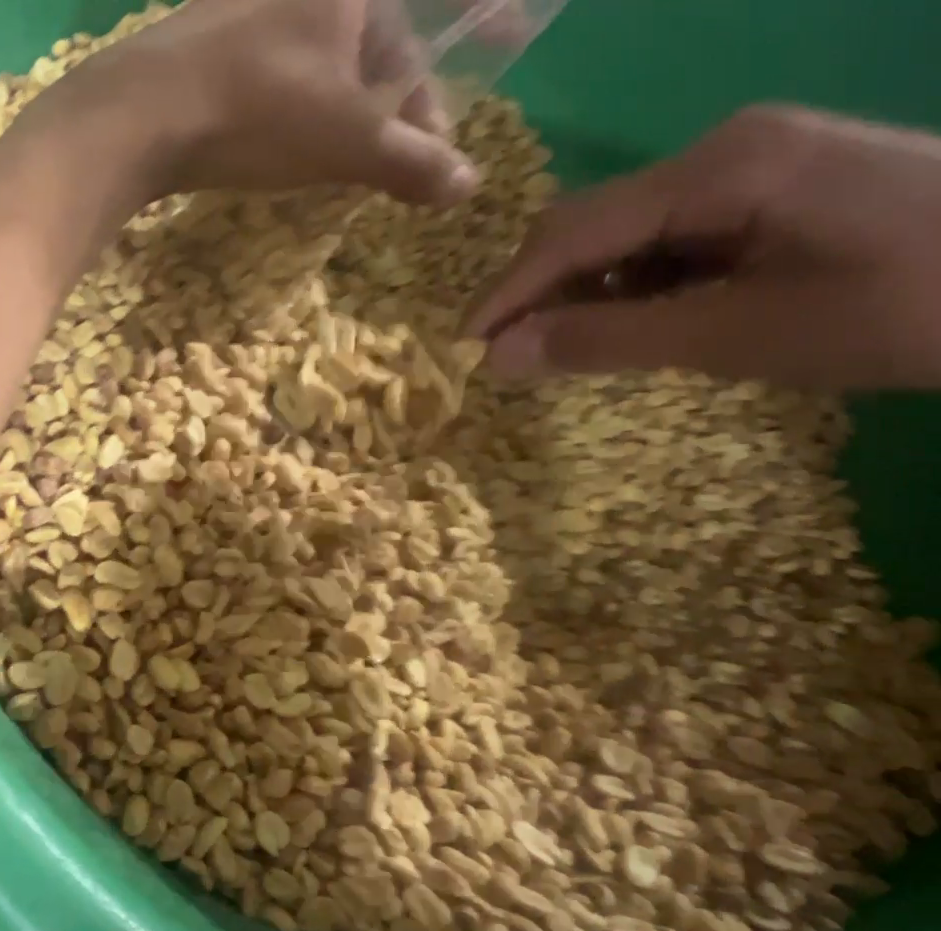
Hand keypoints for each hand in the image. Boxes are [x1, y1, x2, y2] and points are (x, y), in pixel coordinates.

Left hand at [34, 0, 479, 206]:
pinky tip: (291, 143)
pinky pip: (272, 69)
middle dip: (399, 93)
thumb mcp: (345, 140)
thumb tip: (469, 185)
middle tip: (411, 149)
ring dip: (346, 104)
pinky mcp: (200, 45)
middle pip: (371, 37)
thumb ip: (409, 160)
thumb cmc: (255, 110)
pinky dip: (297, 103)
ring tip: (355, 156)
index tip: (512, 41)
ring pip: (318, 56)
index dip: (474, 30)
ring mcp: (242, 9)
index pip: (424, 16)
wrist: (132, 116)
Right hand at [467, 105, 940, 387]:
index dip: (506, 294)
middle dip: (542, 292)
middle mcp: (727, 147)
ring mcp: (759, 161)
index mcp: (718, 168)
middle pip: (591, 221)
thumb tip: (498, 356)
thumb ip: (609, 340)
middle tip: (512, 358)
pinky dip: (645, 282)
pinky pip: (678, 232)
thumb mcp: (744, 334)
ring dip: (593, 291)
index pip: (569, 233)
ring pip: (630, 230)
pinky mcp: (783, 184)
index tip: (460, 350)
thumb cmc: (912, 307)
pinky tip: (649, 320)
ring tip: (578, 350)